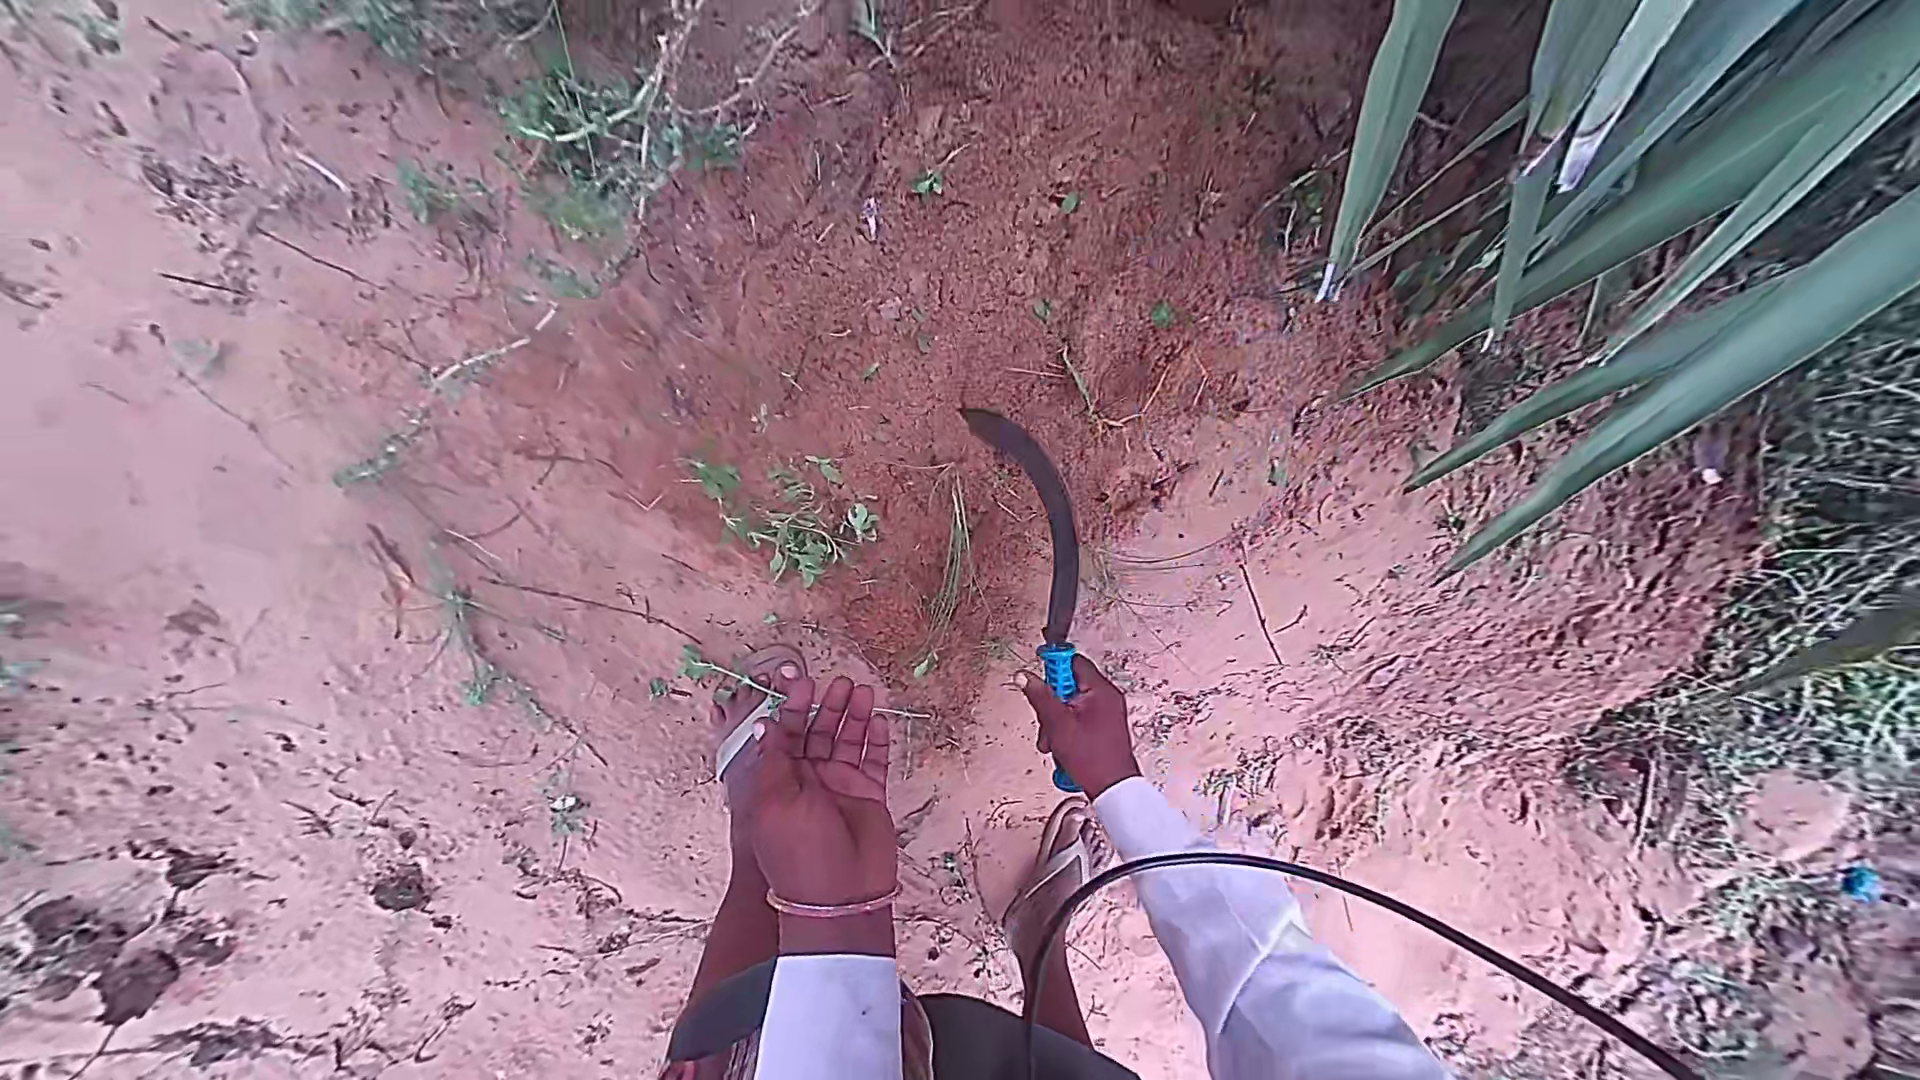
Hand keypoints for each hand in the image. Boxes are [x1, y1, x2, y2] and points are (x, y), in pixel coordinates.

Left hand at [745, 672, 896, 953]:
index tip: (805, 682)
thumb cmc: (801, 850)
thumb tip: (764, 725)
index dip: (795, 708)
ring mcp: (842, 786)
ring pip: (850, 741)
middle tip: (842, 683)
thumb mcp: (775, 803)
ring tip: (864, 691)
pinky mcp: (869, 794)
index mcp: (783, 781)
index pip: (788, 734)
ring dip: (856, 716)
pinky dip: (877, 740)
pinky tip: (880, 720)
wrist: (842, 897)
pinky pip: (874, 761)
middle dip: (830, 706)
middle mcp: (812, 779)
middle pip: (821, 732)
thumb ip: (774, 761)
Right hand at [1017, 654, 1140, 796]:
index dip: (1053, 666)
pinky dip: (1065, 728)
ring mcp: (1106, 712)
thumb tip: (1024, 676)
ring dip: (1055, 719)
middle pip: (1068, 684)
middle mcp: (1106, 697)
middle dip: (1051, 702)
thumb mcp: (1057, 723)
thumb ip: (1040, 696)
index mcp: (1100, 690)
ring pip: (1070, 703)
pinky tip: (1060, 744)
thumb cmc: (1092, 758)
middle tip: (1046, 717)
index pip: (1073, 661)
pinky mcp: (1103, 725)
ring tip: (1052, 738)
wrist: (1112, 789)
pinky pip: (1077, 716)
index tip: (1040, 676)